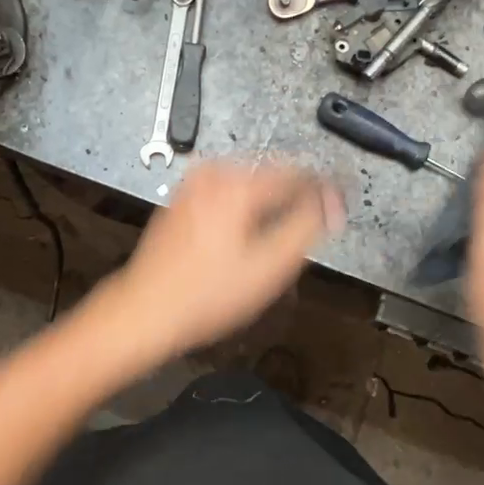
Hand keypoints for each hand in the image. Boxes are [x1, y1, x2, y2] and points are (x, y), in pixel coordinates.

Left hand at [101, 160, 343, 358]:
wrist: (146, 311)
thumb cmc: (205, 295)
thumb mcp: (271, 266)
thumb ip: (308, 226)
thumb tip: (331, 202)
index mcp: (239, 184)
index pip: (300, 173)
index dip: (324, 192)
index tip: (336, 210)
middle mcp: (214, 176)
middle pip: (272, 178)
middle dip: (292, 201)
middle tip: (304, 235)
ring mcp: (193, 187)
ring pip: (248, 188)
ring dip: (267, 208)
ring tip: (270, 245)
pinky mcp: (180, 203)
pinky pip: (224, 198)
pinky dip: (240, 214)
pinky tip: (239, 246)